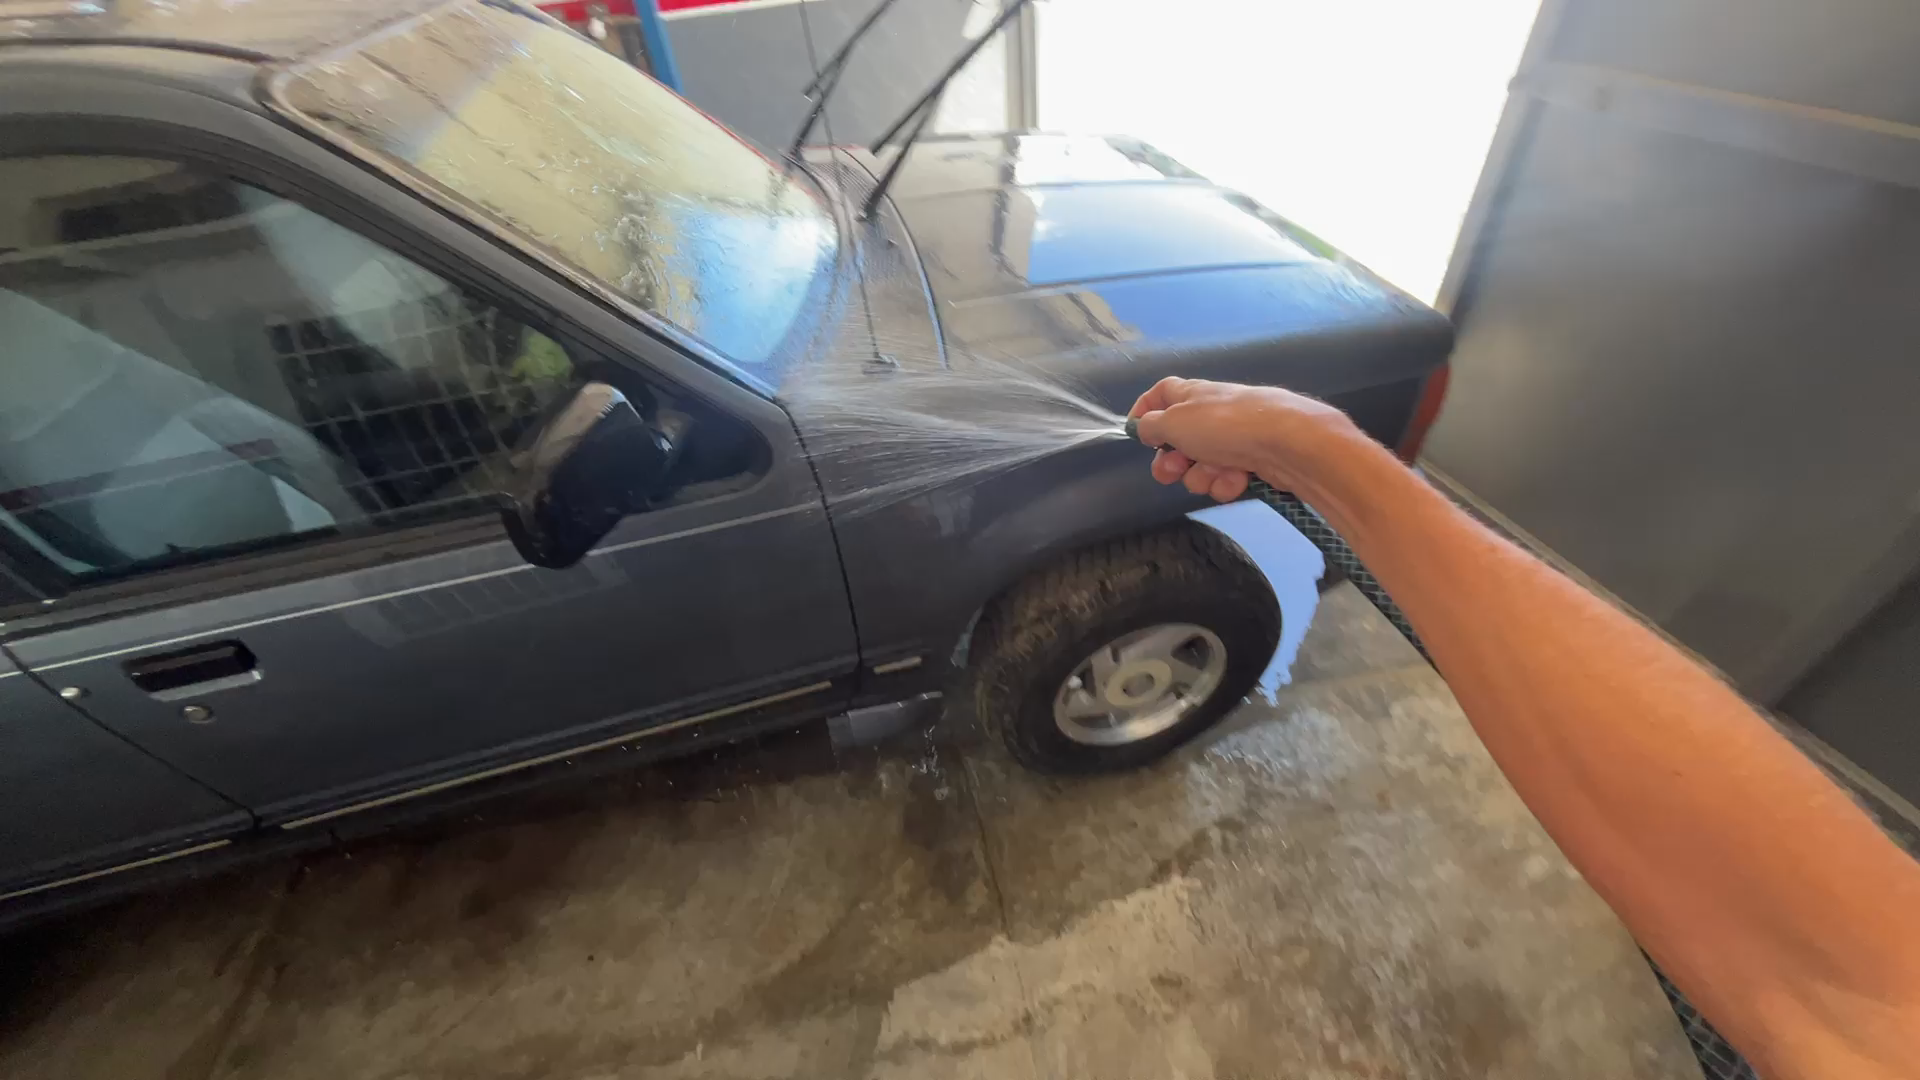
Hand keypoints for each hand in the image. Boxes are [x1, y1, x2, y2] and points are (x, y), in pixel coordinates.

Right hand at [1127, 377, 1360, 501]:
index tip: (1134, 432)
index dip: (1144, 410)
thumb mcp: (1175, 422)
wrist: (1287, 442)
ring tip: (1216, 472)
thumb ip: (1152, 426)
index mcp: (1191, 395)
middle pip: (1176, 441)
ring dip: (1201, 475)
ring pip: (1199, 466)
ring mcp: (1233, 438)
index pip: (1160, 394)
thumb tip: (1142, 426)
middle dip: (1171, 462)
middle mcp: (1211, 414)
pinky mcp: (1252, 461)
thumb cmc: (1224, 425)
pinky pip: (1224, 477)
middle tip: (1171, 472)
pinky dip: (1227, 481)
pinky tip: (1238, 479)